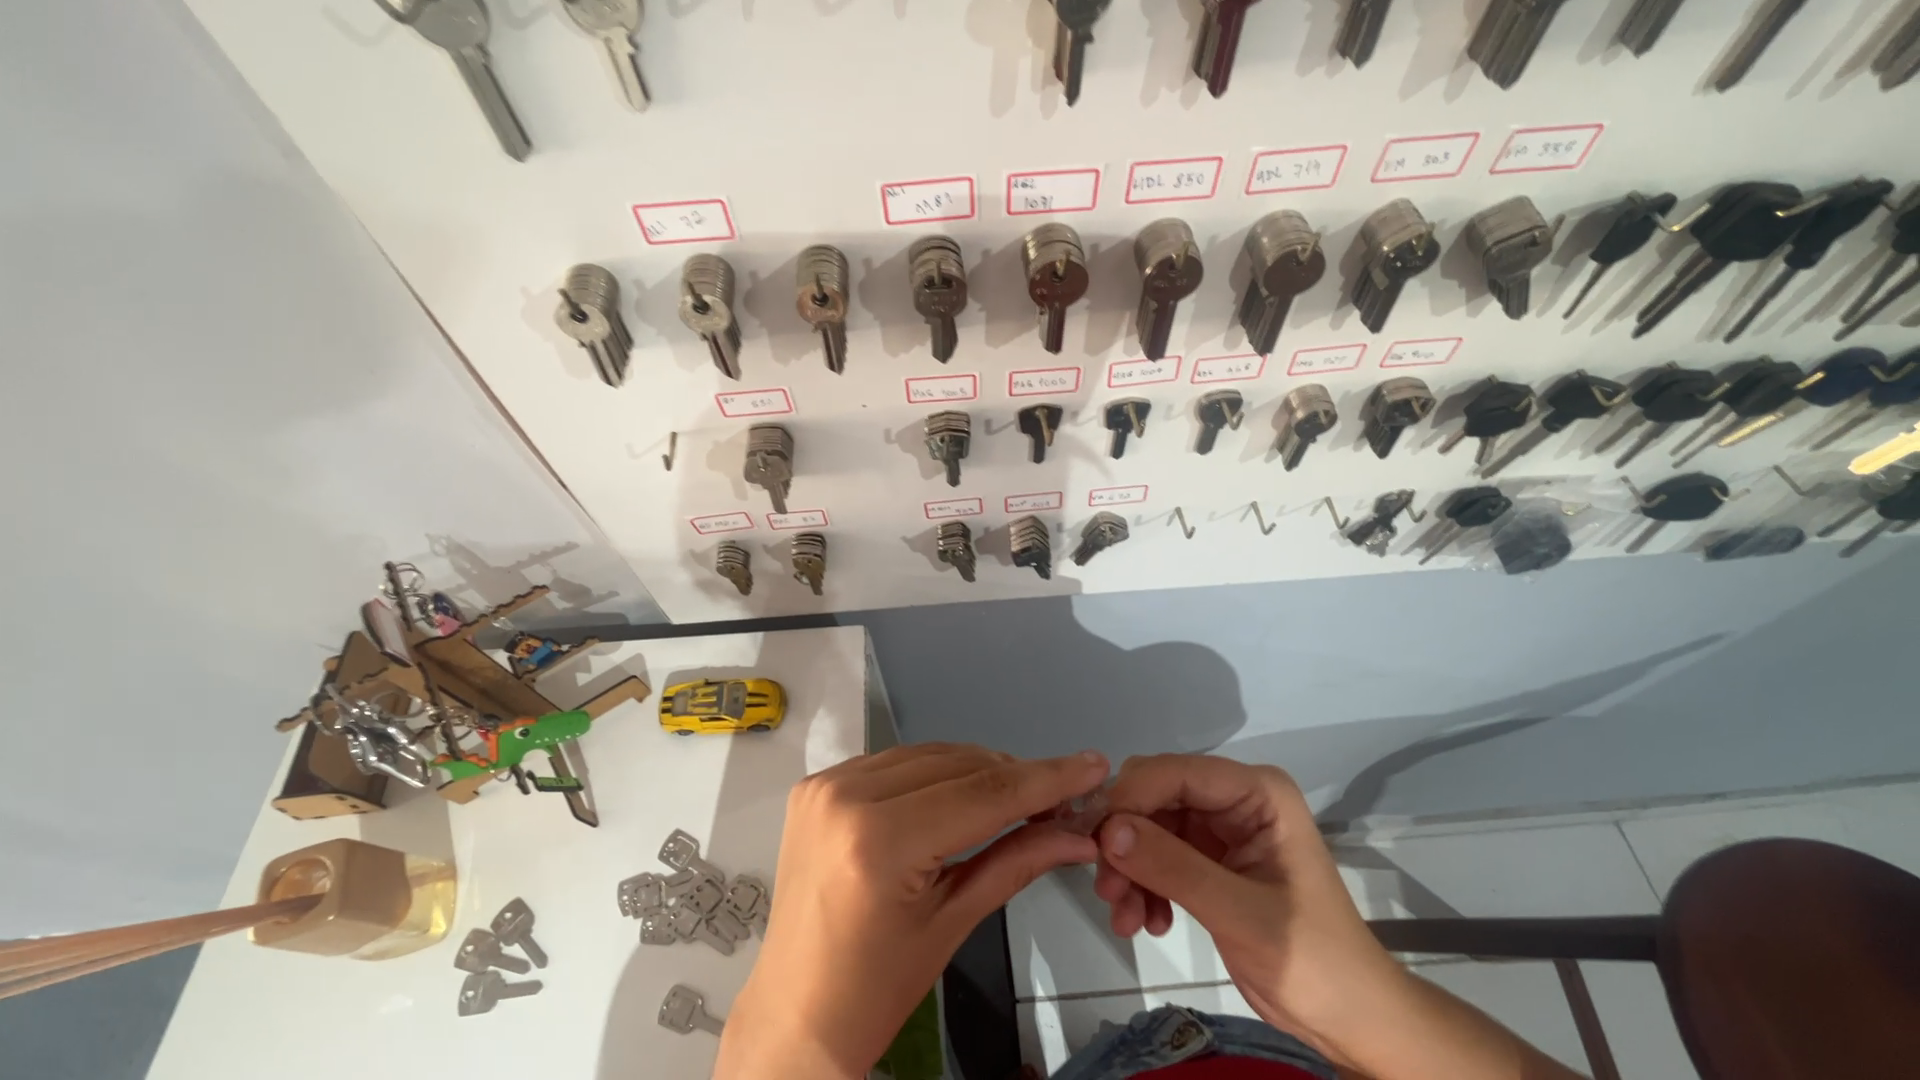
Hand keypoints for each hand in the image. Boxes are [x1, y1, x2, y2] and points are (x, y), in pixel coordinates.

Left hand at [716, 744, 1107, 1079]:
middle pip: (958, 766)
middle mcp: (847, 798)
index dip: (1045, 779)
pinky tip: (962, 792)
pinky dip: (935, 772)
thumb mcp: (953, 923)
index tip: (1091, 766)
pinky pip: (894, 763)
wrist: (796, 1009)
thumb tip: (1079, 833)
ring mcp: (826, 787)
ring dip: (978, 770)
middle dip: (1016, 777)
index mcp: (881, 843)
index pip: (983, 795)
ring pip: (928, 756)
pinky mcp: (816, 787)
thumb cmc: (876, 987)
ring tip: (1020, 795)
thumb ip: (1017, 863)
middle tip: (1063, 794)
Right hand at [1091, 755, 1405, 1062]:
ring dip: (1129, 870)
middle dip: (1125, 839)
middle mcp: (1235, 800)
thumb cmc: (1312, 960)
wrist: (1348, 1017)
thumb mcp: (1240, 913)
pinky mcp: (1209, 861)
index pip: (1176, 772)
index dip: (1130, 799)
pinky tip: (1148, 924)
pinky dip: (1143, 886)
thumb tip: (1108, 832)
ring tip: (1125, 919)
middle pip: (1155, 796)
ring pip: (1148, 827)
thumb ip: (1173, 867)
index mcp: (1258, 793)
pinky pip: (1157, 857)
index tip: (1098, 845)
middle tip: (1108, 890)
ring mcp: (1221, 830)